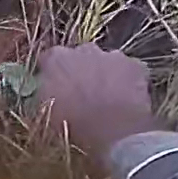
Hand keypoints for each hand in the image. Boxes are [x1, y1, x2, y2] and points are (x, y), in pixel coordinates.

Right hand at [37, 43, 160, 158]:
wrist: (112, 129)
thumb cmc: (71, 121)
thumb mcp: (43, 109)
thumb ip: (42, 89)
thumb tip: (43, 85)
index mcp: (56, 58)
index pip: (48, 58)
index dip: (50, 71)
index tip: (51, 84)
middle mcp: (84, 49)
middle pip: (78, 55)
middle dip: (78, 68)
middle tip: (79, 90)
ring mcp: (112, 55)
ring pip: (104, 60)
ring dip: (102, 72)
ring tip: (103, 95)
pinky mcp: (135, 65)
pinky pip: (127, 69)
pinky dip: (125, 79)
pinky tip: (123, 96)